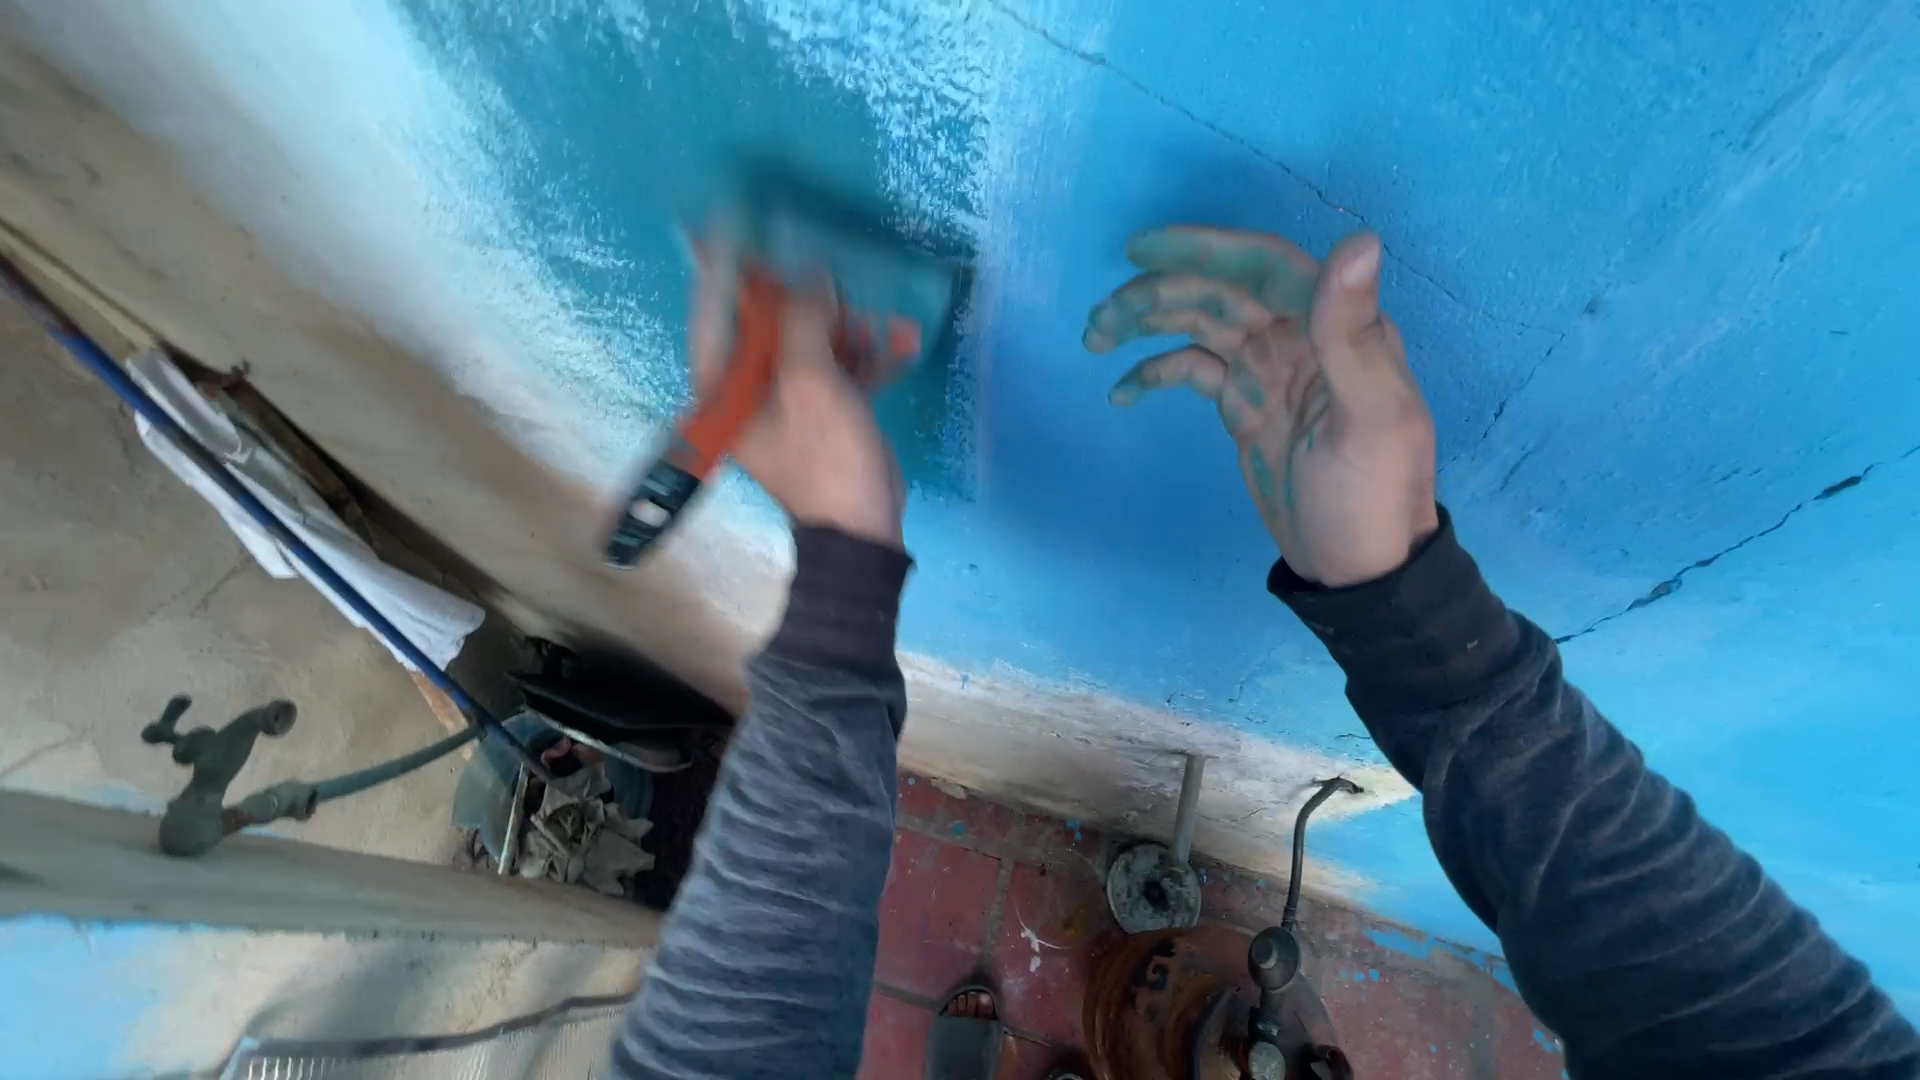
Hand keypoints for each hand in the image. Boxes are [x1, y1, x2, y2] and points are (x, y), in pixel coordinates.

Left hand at [688, 231, 906, 547]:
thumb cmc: (827, 458)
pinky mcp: (825, 409)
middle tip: (840, 280)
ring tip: (886, 325)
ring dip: (850, 328)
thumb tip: (807, 272)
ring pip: (812, 340)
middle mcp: (749, 388)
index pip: (715, 313)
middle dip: (810, 299)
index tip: (731, 221)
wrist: (863, 529)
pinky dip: (868, 356)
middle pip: (769, 322)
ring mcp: (789, 399)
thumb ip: (802, 321)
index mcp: (726, 387)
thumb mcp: (812, 384)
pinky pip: (840, 368)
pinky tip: (902, 345)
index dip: (725, 266)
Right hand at [1085, 227, 1437, 586]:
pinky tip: (1122, 391)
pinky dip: (1155, 372)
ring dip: (1146, 324)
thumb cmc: (1367, 496)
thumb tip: (1356, 241)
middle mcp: (1298, 337)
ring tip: (1095, 337)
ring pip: (1199, 326)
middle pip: (1219, 293)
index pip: (1261, 268)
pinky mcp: (1242, 404)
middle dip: (1156, 295)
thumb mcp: (1370, 419)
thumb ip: (1352, 334)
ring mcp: (1266, 371)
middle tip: (1098, 318)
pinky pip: (1192, 372)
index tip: (1139, 250)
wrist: (1355, 566)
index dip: (1202, 250)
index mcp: (1335, 328)